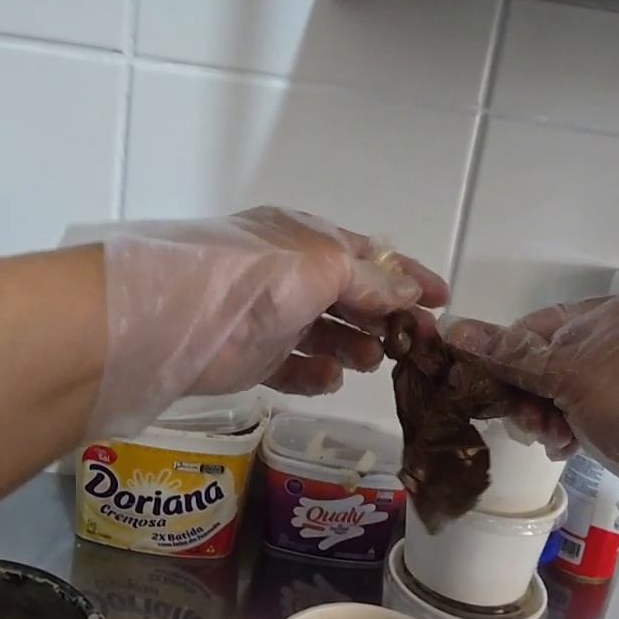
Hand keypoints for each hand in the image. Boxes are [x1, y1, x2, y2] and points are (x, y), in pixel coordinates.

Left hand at [78, 208, 447, 437]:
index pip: (369, 255)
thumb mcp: (322, 265)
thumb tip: (410, 292)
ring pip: (325, 333)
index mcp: (306, 238)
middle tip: (414, 344)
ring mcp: (270, 317)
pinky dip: (314, 375)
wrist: (173, 317)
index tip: (444, 301)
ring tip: (371, 361)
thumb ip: (369, 280)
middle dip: (384, 317)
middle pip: (350, 296)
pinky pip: (293, 367)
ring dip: (353, 347)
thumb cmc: (255, 276)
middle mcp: (289, 274)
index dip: (408, 276)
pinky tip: (329, 380)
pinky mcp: (251, 357)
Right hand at [444, 295, 618, 605]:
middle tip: (525, 426)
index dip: (503, 360)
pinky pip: (592, 413)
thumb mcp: (572, 378)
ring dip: (547, 415)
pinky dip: (574, 428)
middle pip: (548, 360)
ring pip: (568, 391)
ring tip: (551, 442)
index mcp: (610, 314)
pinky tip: (569, 448)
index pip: (533, 327)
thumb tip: (452, 327)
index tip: (487, 396)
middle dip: (527, 394)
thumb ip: (513, 355)